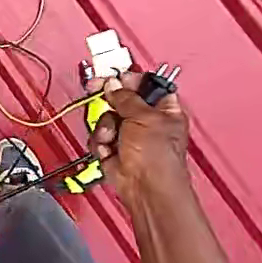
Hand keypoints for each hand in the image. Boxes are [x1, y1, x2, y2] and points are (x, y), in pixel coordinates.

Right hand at [90, 70, 191, 206]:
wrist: (145, 187)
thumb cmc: (159, 158)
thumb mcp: (143, 117)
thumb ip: (126, 97)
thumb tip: (114, 85)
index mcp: (164, 109)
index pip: (144, 85)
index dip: (128, 78)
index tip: (113, 74)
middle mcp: (147, 121)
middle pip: (121, 100)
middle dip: (109, 100)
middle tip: (97, 90)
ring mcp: (129, 136)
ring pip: (106, 118)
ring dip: (105, 127)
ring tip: (112, 136)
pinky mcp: (114, 150)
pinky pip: (100, 137)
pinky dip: (101, 143)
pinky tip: (109, 149)